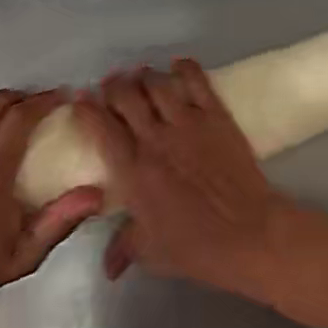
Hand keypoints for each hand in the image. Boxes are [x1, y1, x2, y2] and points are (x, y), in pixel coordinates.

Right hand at [74, 61, 297, 295]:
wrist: (246, 230)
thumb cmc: (195, 246)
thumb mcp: (150, 251)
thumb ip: (124, 247)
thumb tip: (107, 263)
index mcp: (133, 170)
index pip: (101, 128)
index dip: (87, 108)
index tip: (81, 98)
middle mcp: (155, 138)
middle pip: (127, 96)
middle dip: (115, 86)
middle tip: (112, 85)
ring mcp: (187, 121)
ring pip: (158, 84)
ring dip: (145, 76)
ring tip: (141, 75)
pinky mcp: (215, 113)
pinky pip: (197, 80)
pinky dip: (185, 67)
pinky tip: (178, 64)